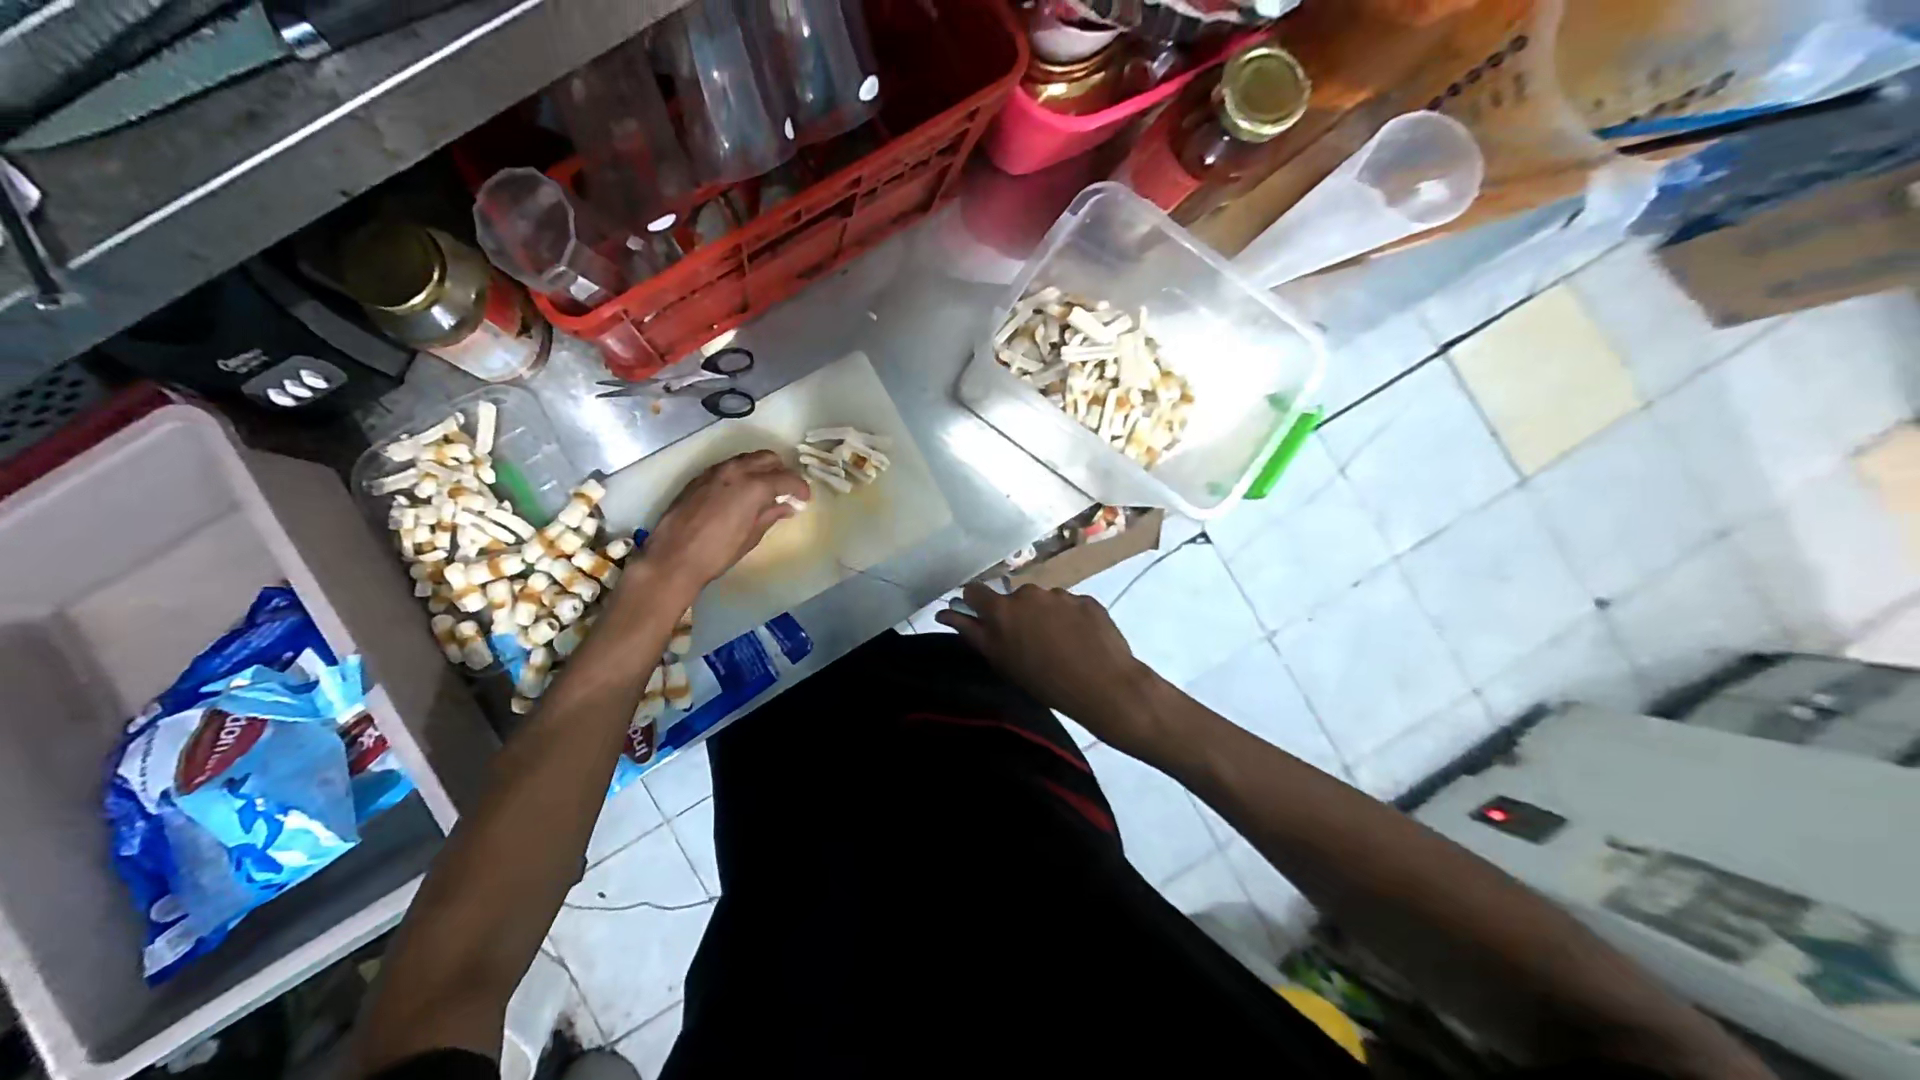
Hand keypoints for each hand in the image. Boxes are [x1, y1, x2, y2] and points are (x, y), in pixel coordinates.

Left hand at [641, 451, 809, 591]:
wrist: (673, 558)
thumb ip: (770, 515)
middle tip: (786, 491)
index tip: (804, 499)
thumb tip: (786, 506)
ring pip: (747, 458)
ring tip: (766, 490)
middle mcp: (735, 470)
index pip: (786, 478)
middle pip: (767, 458)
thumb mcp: (751, 536)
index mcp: (753, 485)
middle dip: (781, 471)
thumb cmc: (717, 553)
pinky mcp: (699, 477)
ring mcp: (714, 471)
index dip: (800, 488)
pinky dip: (741, 473)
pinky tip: (741, 492)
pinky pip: (728, 466)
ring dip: (761, 469)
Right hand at [937, 583, 1169, 756]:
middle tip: (1029, 646)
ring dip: (1046, 618)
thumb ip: (972, 633)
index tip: (982, 620)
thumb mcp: (1001, 661)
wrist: (1104, 684)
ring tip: (1060, 648)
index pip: (975, 591)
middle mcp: (1029, 593)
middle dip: (1018, 616)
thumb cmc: (1044, 680)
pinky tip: (1081, 644)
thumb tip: (945, 613)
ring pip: (1044, 603)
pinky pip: (1071, 607)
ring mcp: (1061, 595)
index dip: (975, 604)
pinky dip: (1071, 620)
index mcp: (1003, 610)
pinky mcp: (1087, 600)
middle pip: (1014, 600)